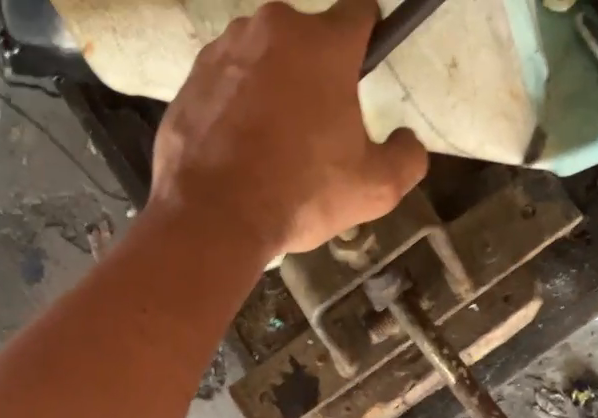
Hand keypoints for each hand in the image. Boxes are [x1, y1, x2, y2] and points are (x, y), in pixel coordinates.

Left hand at [148, 0, 428, 255]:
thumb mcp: (375, 189)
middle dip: (315, 75)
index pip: (360, 10)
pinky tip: (239, 152)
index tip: (363, 67)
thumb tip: (406, 140)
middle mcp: (272, 29)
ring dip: (273, 89)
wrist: (214, 217)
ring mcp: (224, 50)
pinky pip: (225, 85)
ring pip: (262, 60)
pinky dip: (235, 108)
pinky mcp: (190, 79)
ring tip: (272, 146)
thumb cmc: (301, 196)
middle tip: (316, 130)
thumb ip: (406, 157)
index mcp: (324, 44)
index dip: (368, 36)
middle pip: (306, 41)